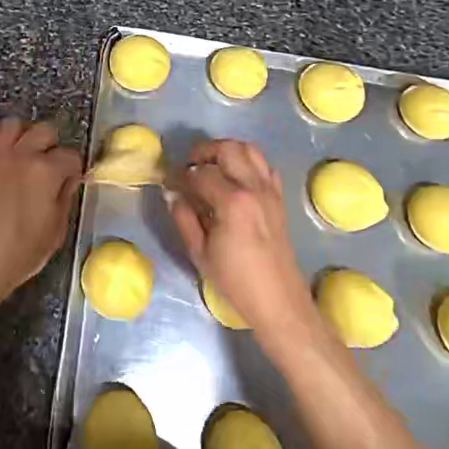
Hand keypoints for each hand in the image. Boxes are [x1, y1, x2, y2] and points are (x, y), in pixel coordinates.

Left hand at [0, 118, 82, 309]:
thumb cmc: (21, 253)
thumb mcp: (56, 230)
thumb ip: (65, 197)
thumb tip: (69, 180)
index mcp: (47, 172)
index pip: (72, 156)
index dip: (76, 168)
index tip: (74, 180)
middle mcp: (22, 156)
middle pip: (45, 130)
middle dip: (54, 145)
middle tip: (53, 166)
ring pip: (14, 124)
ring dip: (25, 132)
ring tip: (28, 150)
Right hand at [169, 138, 318, 341]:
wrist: (278, 299)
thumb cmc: (235, 280)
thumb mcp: (199, 252)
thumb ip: (183, 218)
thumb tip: (173, 194)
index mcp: (232, 202)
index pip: (200, 173)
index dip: (181, 175)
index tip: (169, 181)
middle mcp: (254, 188)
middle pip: (228, 149)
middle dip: (204, 152)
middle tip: (190, 166)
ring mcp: (270, 191)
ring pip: (249, 150)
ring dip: (227, 151)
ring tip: (211, 166)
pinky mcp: (279, 198)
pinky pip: (264, 166)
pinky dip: (248, 162)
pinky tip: (235, 178)